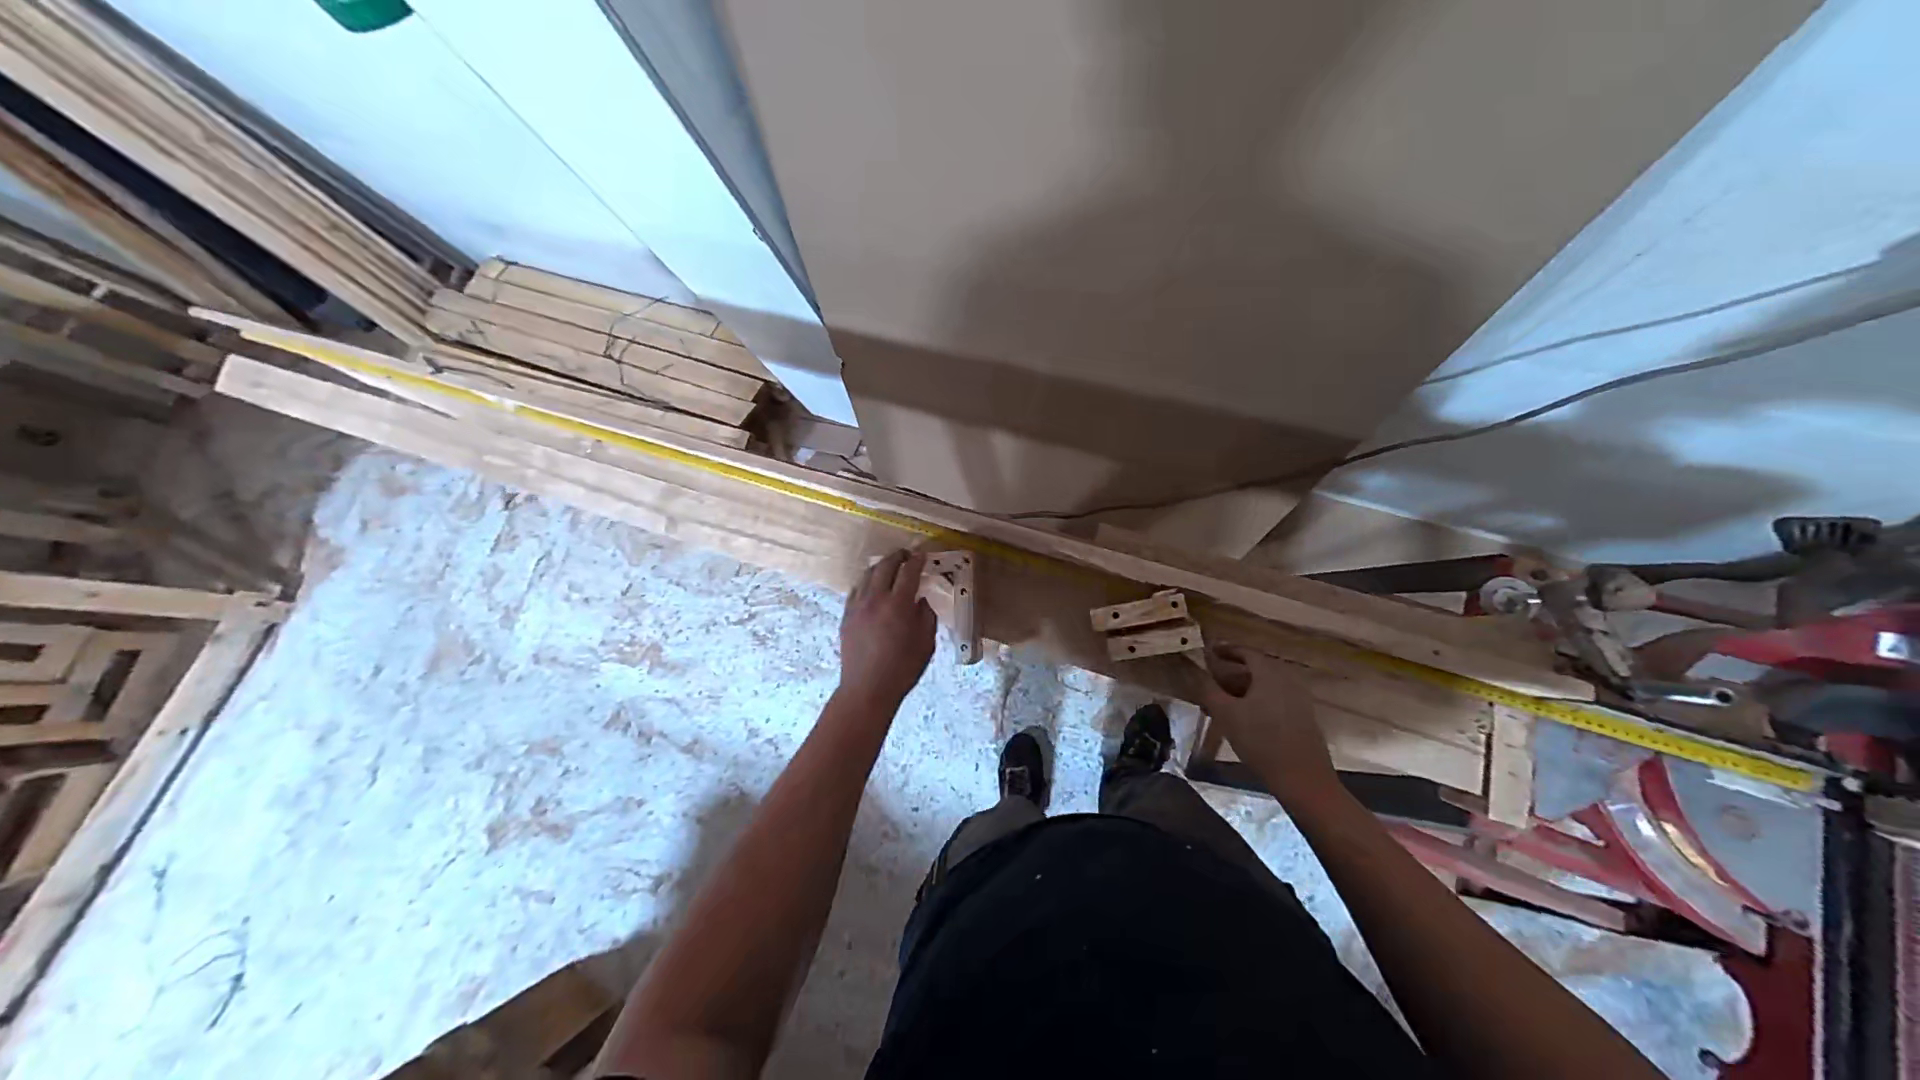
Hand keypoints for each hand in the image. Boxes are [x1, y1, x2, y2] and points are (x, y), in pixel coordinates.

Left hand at [838, 550, 936, 707]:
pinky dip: (867, 582)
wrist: (867, 689)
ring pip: (867, 575)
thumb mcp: (925, 643)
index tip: (922, 555)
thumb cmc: (902, 669)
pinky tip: (872, 586)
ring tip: (890, 565)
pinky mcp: (846, 616)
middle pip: (885, 567)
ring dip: (881, 566)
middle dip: (897, 557)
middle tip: (906, 554)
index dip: (917, 561)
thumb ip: (926, 616)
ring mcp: (857, 607)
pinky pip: (856, 590)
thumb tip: (922, 599)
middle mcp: (875, 599)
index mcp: (898, 605)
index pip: (909, 573)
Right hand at [1195, 643, 1339, 805]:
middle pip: (1255, 669)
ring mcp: (1298, 699)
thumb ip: (1208, 689)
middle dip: (1230, 675)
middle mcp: (1288, 680)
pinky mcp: (1303, 718)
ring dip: (1242, 691)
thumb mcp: (1226, 714)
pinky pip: (1274, 700)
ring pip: (1264, 687)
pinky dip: (1256, 702)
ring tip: (1221, 705)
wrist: (1302, 778)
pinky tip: (1242, 720)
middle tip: (1210, 684)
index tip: (1209, 652)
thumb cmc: (1261, 740)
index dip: (1226, 650)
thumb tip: (1193, 671)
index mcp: (1270, 673)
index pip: (1246, 652)